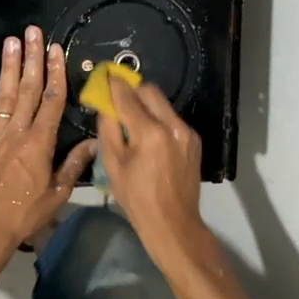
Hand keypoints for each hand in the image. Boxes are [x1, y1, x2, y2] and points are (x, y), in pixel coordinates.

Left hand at [0, 26, 96, 253]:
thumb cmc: (26, 214)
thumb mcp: (58, 193)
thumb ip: (74, 164)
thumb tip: (94, 141)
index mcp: (40, 142)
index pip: (52, 101)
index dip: (55, 73)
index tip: (56, 49)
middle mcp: (17, 133)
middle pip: (28, 90)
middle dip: (32, 59)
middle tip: (33, 32)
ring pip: (2, 97)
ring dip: (7, 68)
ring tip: (11, 42)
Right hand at [94, 76, 205, 259]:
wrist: (173, 223)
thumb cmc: (137, 198)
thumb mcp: (113, 165)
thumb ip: (108, 129)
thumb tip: (105, 105)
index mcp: (150, 133)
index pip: (128, 97)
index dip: (114, 85)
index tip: (106, 76)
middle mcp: (172, 125)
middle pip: (150, 91)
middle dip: (132, 91)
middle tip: (118, 99)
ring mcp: (187, 132)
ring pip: (163, 104)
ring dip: (146, 105)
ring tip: (133, 122)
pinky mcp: (194, 140)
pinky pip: (172, 119)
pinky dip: (159, 120)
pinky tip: (150, 139)